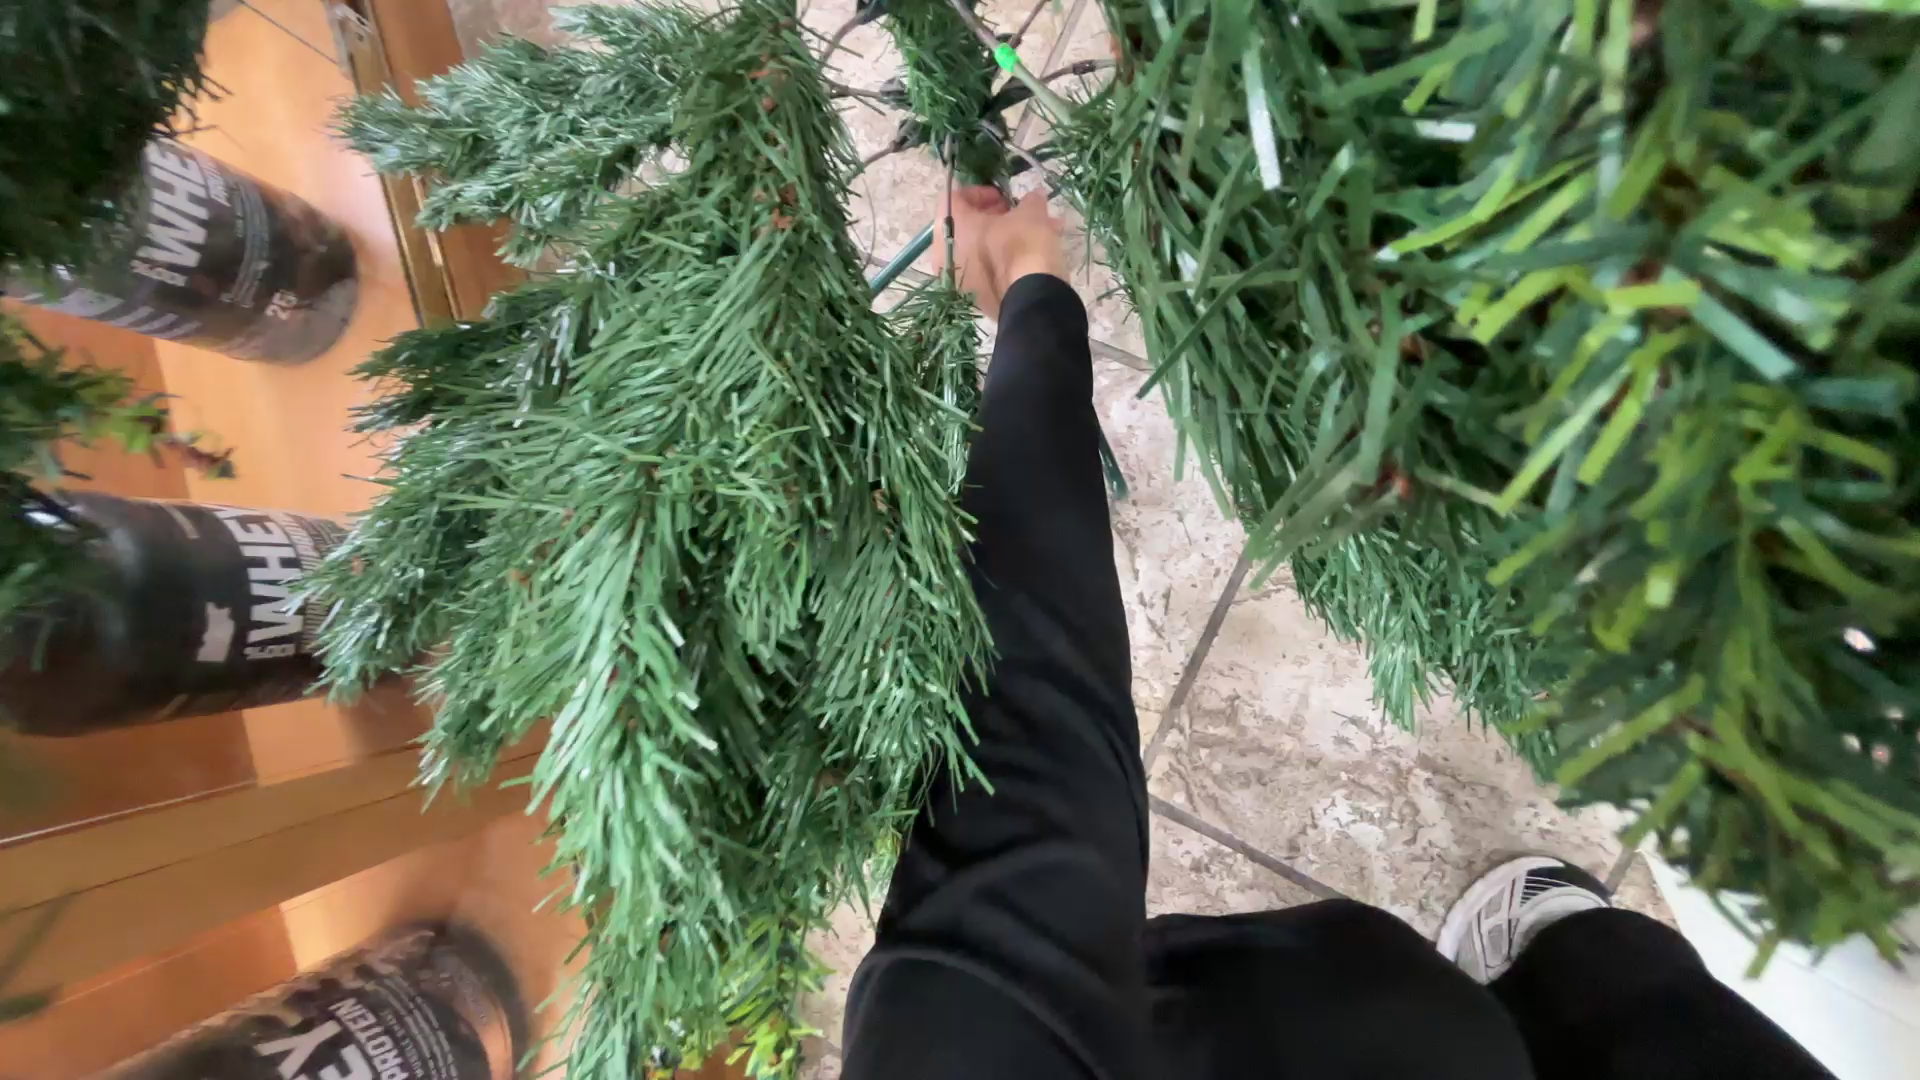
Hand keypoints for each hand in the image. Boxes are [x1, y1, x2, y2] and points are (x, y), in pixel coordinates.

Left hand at [935, 186, 1068, 319]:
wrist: (1033, 299)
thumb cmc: (1023, 246)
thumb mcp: (1031, 212)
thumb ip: (1029, 200)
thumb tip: (1033, 199)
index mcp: (951, 228)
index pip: (955, 198)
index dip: (980, 192)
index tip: (1002, 196)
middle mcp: (946, 256)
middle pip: (965, 227)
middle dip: (993, 218)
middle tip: (1015, 215)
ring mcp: (958, 282)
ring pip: (978, 251)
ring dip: (1004, 238)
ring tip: (1033, 235)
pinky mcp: (975, 300)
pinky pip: (984, 272)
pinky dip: (1002, 261)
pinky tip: (1029, 257)